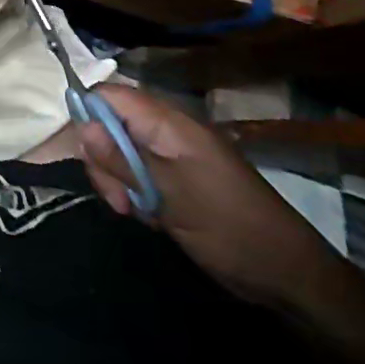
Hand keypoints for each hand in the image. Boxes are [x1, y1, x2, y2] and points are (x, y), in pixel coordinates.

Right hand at [78, 85, 335, 306]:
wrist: (283, 268)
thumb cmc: (226, 225)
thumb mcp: (167, 194)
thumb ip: (122, 160)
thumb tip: (81, 127)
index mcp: (169, 122)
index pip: (112, 95)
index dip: (89, 116)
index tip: (86, 158)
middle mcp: (169, 130)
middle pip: (113, 125)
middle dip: (105, 160)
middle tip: (118, 201)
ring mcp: (175, 155)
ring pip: (125, 153)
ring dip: (120, 181)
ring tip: (134, 212)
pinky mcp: (179, 179)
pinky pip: (143, 174)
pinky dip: (138, 194)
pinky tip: (150, 218)